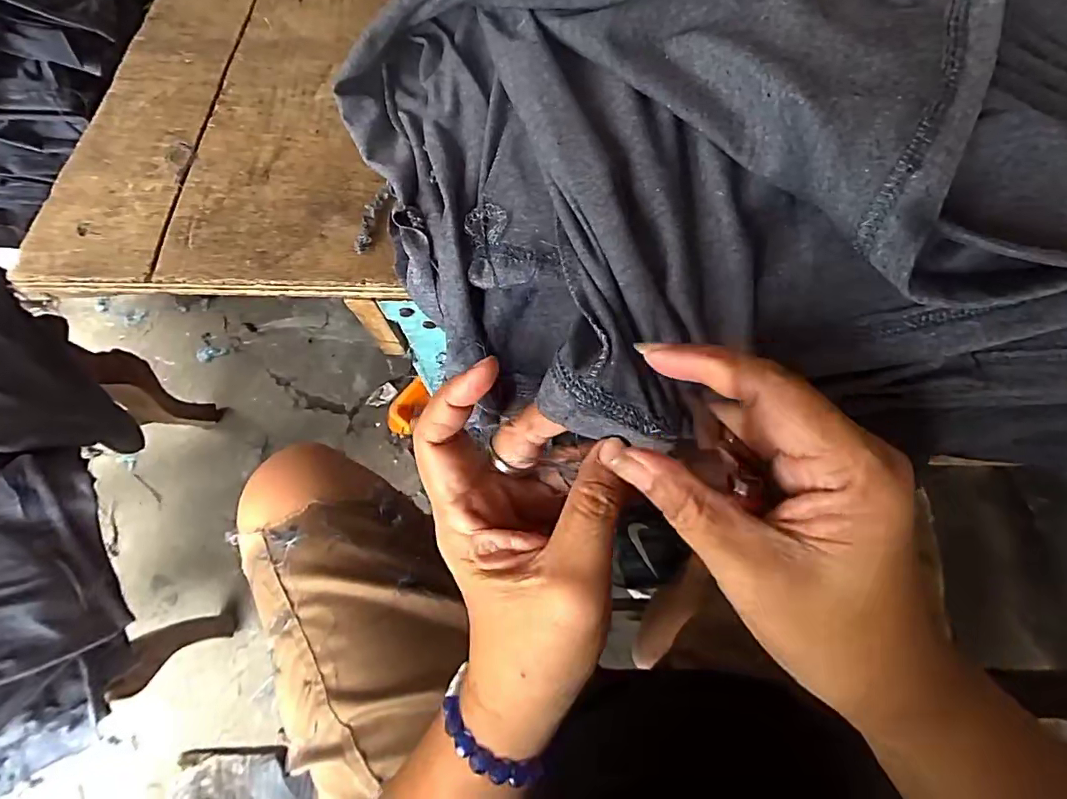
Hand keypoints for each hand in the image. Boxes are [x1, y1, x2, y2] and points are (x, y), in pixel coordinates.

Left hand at [412, 358, 629, 757]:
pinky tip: (629, 446)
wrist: (534, 697)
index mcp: (463, 511)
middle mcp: (485, 496)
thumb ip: (593, 508)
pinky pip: (570, 472)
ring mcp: (519, 502)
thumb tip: (618, 445)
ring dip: (578, 435)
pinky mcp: (549, 512)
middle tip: (593, 403)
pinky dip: (597, 460)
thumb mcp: (568, 579)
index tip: (491, 369)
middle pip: (503, 435)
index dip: (454, 397)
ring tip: (622, 418)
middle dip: (544, 417)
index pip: (437, 438)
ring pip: (542, 449)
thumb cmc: (532, 648)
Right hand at [597, 344, 956, 727]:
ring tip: (650, 428)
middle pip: (761, 400)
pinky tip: (686, 460)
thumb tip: (623, 454)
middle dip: (697, 399)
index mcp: (850, 465)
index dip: (707, 364)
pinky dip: (721, 452)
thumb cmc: (828, 636)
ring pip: (756, 420)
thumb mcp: (747, 568)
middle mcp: (849, 447)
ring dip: (705, 429)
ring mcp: (838, 459)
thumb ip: (684, 502)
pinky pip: (761, 444)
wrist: (889, 684)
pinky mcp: (822, 473)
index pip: (772, 388)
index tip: (650, 355)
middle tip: (635, 395)